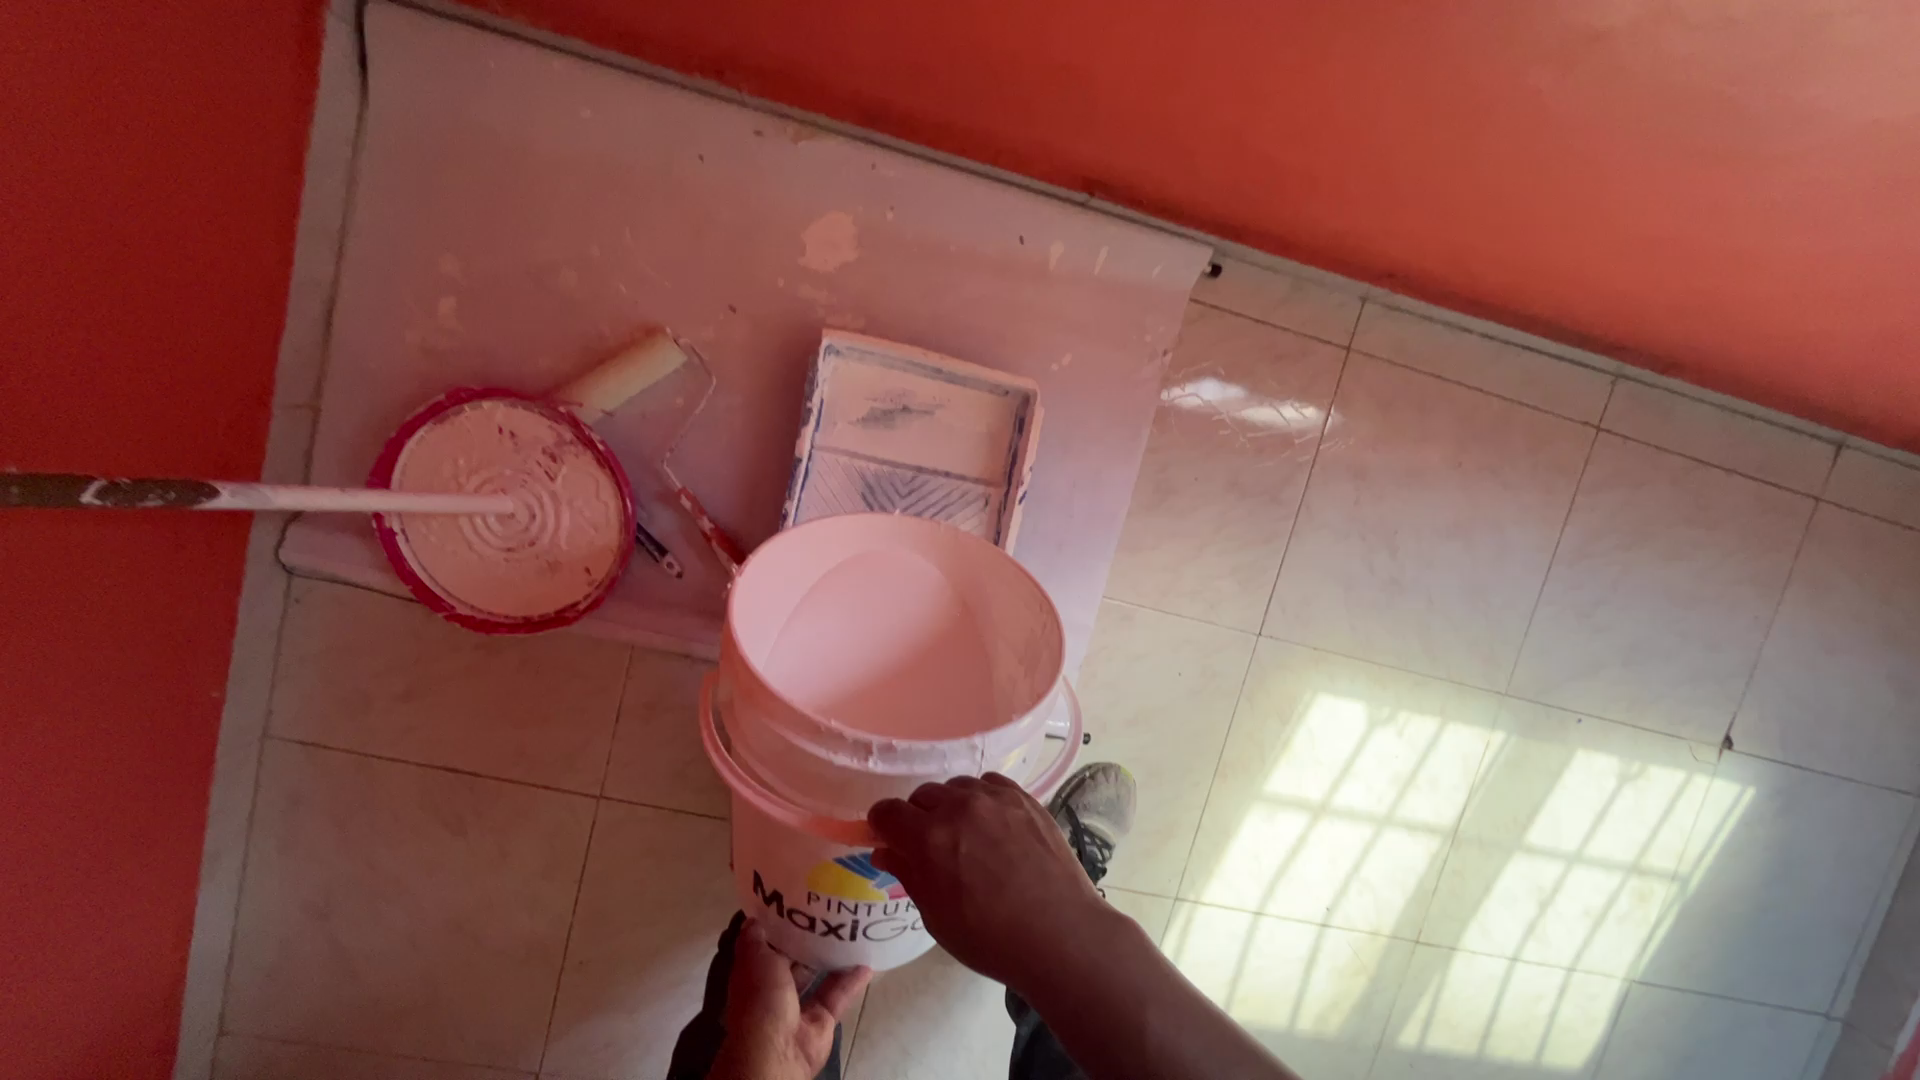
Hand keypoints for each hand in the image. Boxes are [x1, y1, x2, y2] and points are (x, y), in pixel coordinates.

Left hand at [708, 918, 869, 1079]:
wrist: (777, 1051)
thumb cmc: (761, 999)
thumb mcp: (753, 960)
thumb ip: (756, 939)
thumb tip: (754, 918)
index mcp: (754, 974)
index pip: (767, 945)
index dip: (781, 925)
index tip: (799, 902)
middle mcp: (775, 990)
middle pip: (794, 960)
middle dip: (810, 939)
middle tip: (833, 913)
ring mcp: (798, 1007)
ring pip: (818, 977)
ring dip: (833, 958)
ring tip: (853, 932)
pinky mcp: (821, 1021)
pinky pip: (837, 996)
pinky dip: (851, 981)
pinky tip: (868, 962)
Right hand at [867, 773, 1107, 988]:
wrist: (1060, 933)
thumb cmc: (990, 938)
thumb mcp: (936, 917)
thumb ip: (908, 875)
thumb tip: (885, 852)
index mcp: (928, 838)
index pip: (887, 812)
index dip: (882, 827)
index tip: (890, 842)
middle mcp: (958, 807)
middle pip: (921, 796)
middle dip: (917, 819)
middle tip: (931, 848)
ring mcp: (994, 798)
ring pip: (955, 787)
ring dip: (950, 806)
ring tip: (966, 836)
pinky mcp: (1023, 797)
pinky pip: (989, 784)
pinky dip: (982, 799)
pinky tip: (991, 824)